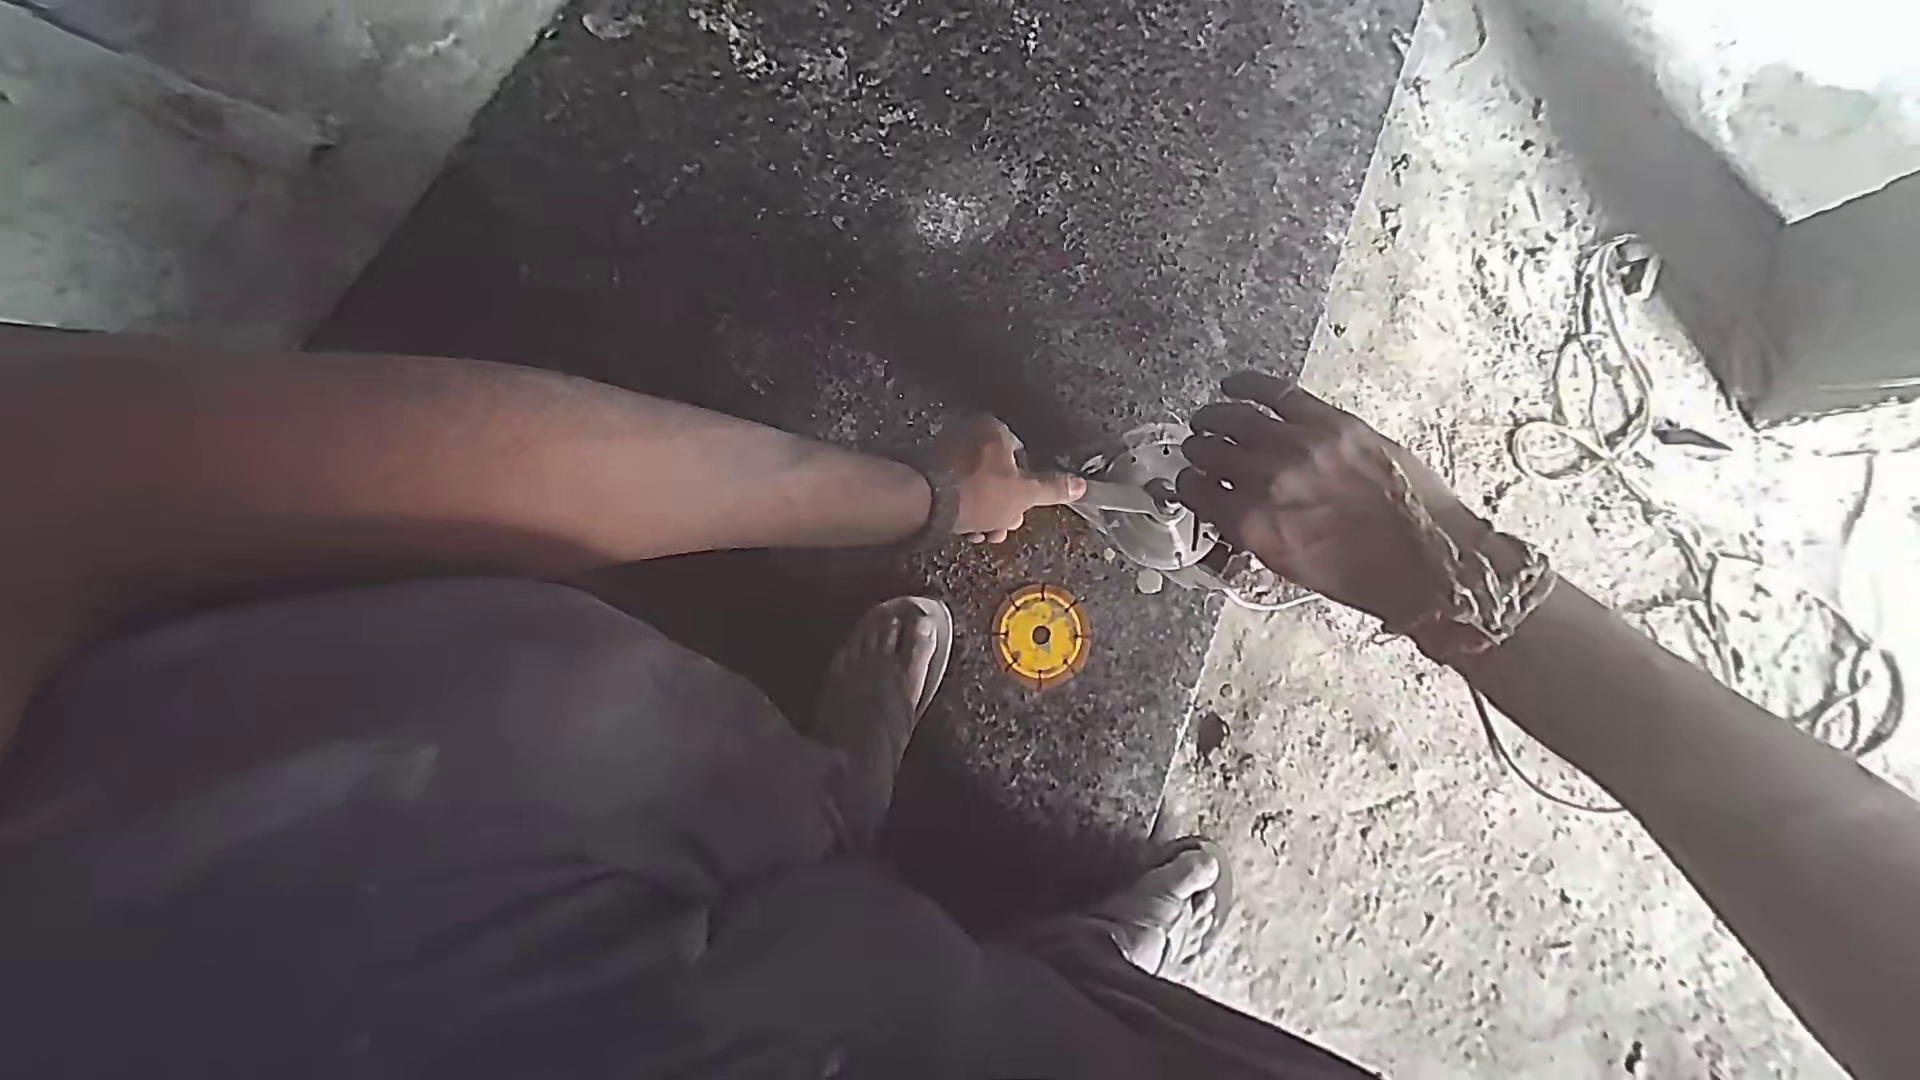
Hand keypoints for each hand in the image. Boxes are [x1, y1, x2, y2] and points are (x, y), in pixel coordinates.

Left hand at [934, 416, 1086, 542]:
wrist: (926, 503)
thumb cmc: (977, 492)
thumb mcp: (1024, 495)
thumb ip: (1052, 489)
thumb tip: (1079, 486)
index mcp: (994, 430)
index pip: (1022, 457)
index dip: (1026, 488)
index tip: (1022, 509)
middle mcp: (969, 433)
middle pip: (997, 474)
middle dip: (1003, 507)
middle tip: (1003, 527)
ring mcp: (945, 450)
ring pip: (975, 486)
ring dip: (983, 513)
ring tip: (982, 533)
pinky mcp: (928, 470)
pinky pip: (955, 489)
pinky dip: (962, 508)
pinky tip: (964, 529)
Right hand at [1176, 372, 1487, 623]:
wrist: (1431, 561)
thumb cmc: (1361, 573)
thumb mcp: (1285, 563)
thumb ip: (1247, 529)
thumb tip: (1226, 506)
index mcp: (1254, 524)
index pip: (1196, 491)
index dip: (1186, 484)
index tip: (1188, 481)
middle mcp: (1271, 483)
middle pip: (1210, 452)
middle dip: (1197, 451)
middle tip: (1196, 449)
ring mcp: (1302, 448)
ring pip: (1236, 419)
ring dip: (1212, 418)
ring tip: (1205, 419)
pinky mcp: (1334, 424)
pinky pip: (1278, 394)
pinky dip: (1248, 385)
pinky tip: (1232, 385)